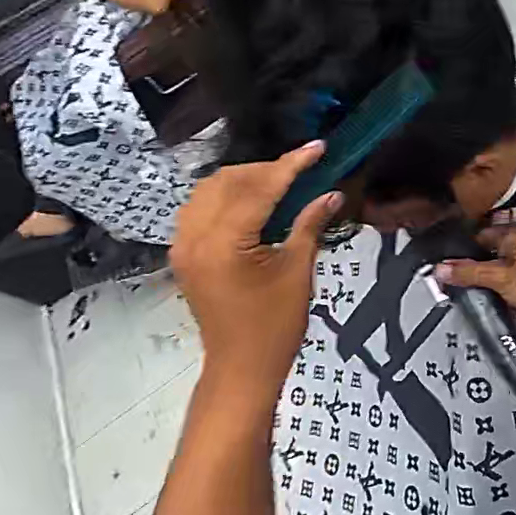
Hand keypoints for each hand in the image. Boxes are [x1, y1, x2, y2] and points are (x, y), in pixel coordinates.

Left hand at [170, 142, 341, 390]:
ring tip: (280, 183)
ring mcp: (183, 245)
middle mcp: (194, 237)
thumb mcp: (298, 270)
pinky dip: (227, 197)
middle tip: (303, 170)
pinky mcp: (184, 253)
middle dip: (266, 170)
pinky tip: (254, 203)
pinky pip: (200, 209)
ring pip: (208, 191)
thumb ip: (309, 225)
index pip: (259, 188)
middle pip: (227, 181)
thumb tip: (332, 194)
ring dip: (244, 180)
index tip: (318, 149)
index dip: (291, 165)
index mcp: (224, 243)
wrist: (242, 365)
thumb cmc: (276, 323)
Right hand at [433, 224, 515, 331]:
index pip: (476, 236)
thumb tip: (441, 269)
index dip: (460, 253)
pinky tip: (503, 305)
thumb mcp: (501, 279)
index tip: (443, 269)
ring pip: (504, 271)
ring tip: (478, 298)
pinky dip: (509, 294)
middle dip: (476, 271)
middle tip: (456, 287)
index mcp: (513, 233)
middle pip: (490, 254)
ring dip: (493, 285)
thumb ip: (470, 273)